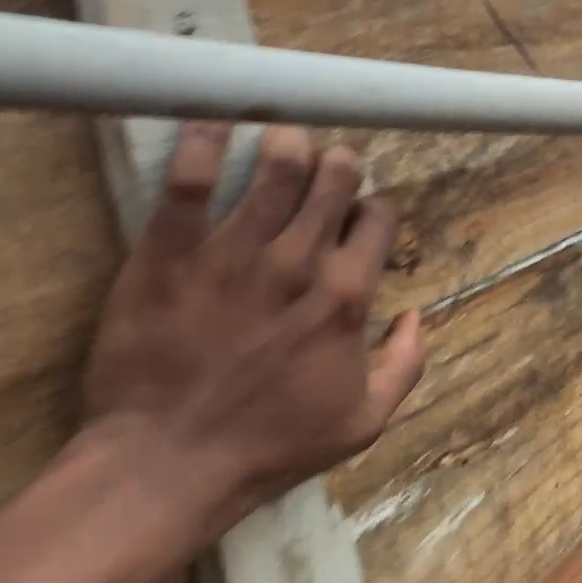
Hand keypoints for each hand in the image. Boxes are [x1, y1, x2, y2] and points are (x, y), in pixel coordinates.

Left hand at [81, 123, 425, 533]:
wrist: (165, 465)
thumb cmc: (268, 447)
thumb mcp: (363, 422)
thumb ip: (405, 365)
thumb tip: (416, 315)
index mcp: (346, 295)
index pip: (377, 217)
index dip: (371, 210)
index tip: (355, 219)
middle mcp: (300, 261)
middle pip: (335, 177)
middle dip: (338, 164)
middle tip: (323, 169)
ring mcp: (235, 251)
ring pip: (277, 166)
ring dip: (288, 143)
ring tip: (282, 138)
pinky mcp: (172, 252)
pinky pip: (190, 181)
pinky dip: (203, 142)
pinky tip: (212, 117)